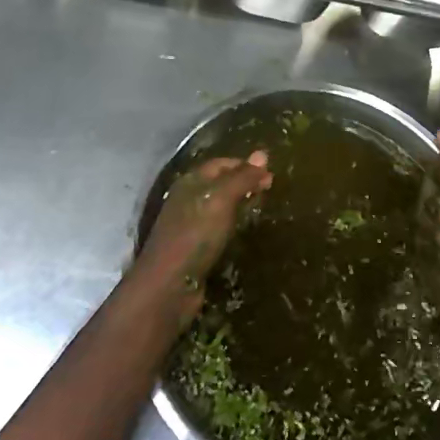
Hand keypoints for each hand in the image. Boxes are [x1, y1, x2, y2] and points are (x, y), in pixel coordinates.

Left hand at [137, 152, 271, 313]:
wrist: (168, 286)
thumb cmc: (195, 234)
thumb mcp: (222, 199)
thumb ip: (242, 177)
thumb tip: (262, 154)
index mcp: (191, 182)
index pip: (222, 164)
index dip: (246, 165)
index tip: (270, 174)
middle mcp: (187, 200)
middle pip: (219, 184)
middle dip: (244, 184)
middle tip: (269, 191)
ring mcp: (188, 225)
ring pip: (218, 207)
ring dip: (239, 205)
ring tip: (261, 209)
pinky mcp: (193, 249)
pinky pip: (216, 229)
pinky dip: (232, 226)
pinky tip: (243, 233)